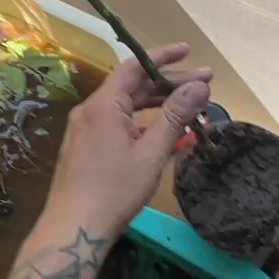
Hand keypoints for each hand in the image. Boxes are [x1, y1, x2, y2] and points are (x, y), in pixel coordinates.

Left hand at [38, 42, 212, 237]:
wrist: (74, 227)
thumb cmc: (114, 189)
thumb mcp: (151, 152)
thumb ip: (175, 116)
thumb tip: (200, 86)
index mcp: (103, 105)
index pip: (135, 67)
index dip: (163, 57)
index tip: (188, 51)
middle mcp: (90, 111)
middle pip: (132, 87)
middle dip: (168, 84)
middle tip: (204, 85)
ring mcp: (85, 130)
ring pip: (126, 109)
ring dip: (158, 107)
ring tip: (192, 110)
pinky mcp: (86, 148)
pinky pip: (119, 127)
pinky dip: (143, 126)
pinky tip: (169, 137)